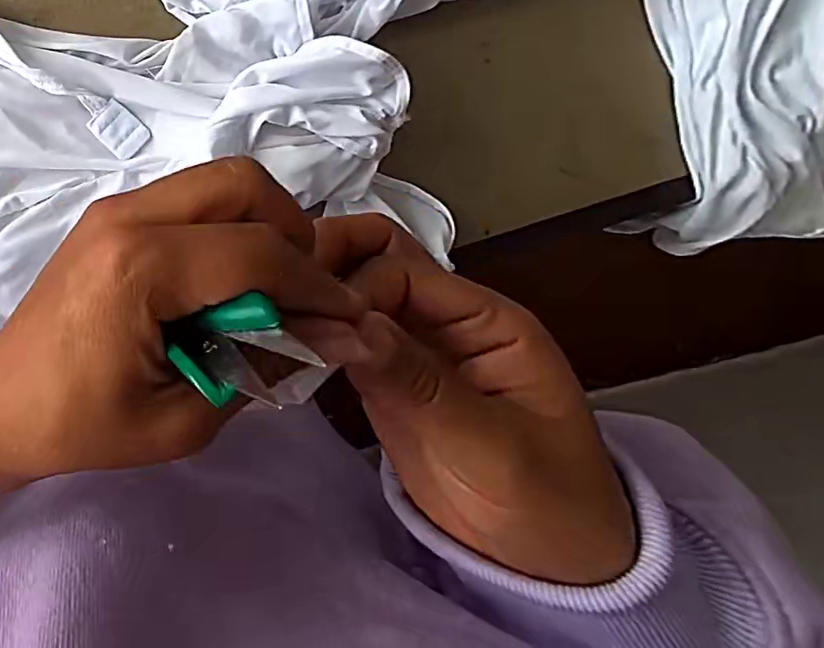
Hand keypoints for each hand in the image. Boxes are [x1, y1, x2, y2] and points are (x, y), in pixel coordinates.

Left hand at [0, 157, 366, 622]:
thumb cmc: (80, 424)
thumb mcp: (184, 419)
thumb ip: (264, 365)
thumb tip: (332, 332)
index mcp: (141, 267)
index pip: (256, 252)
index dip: (313, 283)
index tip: (345, 312)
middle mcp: (130, 215)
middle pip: (243, 182)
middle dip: (291, 228)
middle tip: (301, 285)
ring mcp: (119, 204)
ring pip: (222, 178)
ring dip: (263, 219)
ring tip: (270, 278)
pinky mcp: (116, 210)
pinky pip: (195, 193)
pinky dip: (231, 221)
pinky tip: (227, 271)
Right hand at [306, 214, 636, 584]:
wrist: (550, 567)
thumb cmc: (548, 502)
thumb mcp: (490, 446)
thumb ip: (419, 382)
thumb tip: (350, 325)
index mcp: (483, 317)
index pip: (405, 268)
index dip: (358, 288)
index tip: (320, 323)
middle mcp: (443, 319)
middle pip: (379, 256)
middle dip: (330, 260)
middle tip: (282, 290)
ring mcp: (412, 348)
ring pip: (355, 293)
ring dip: (316, 297)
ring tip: (273, 315)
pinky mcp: (386, 381)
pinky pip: (345, 340)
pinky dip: (315, 337)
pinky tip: (284, 345)